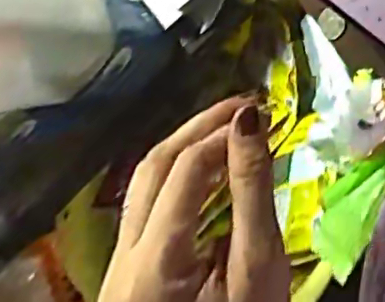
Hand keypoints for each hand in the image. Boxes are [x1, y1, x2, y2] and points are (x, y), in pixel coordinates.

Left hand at [102, 97, 287, 301]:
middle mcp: (124, 259)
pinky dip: (182, 175)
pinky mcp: (129, 277)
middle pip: (154, 165)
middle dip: (201, 126)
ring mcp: (120, 269)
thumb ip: (251, 192)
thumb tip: (249, 118)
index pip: (185, 168)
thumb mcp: (256, 272)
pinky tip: (211, 172)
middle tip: (246, 105)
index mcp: (154, 262)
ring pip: (145, 183)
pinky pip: (149, 205)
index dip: (224, 130)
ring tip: (231, 128)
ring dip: (188, 146)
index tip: (264, 111)